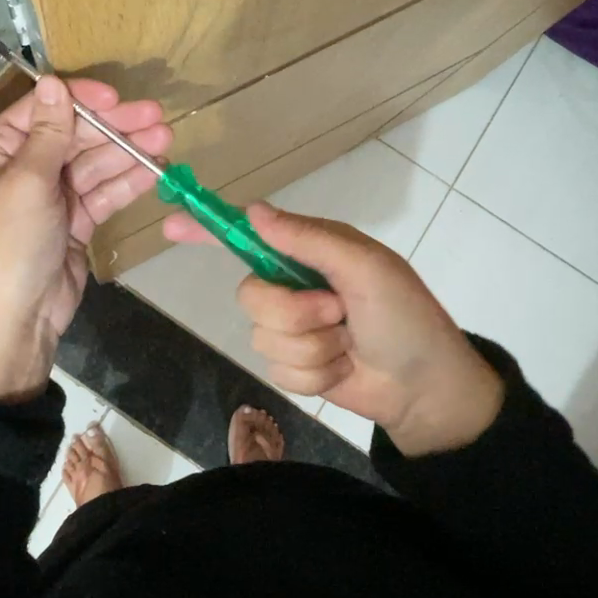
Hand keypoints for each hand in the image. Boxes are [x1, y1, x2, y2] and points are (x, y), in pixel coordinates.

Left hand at [0, 75, 169, 402]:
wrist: (16, 321)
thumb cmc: (10, 245)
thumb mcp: (27, 184)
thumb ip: (48, 134)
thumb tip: (52, 80)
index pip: (41, 111)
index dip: (79, 99)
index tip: (116, 96)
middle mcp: (23, 169)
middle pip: (74, 136)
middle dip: (114, 127)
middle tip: (157, 117)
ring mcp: (51, 196)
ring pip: (94, 164)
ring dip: (128, 152)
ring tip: (166, 139)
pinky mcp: (75, 222)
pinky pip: (103, 193)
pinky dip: (127, 182)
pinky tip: (155, 170)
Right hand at [164, 204, 502, 455]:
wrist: (426, 387)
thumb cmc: (404, 316)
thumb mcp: (364, 266)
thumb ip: (307, 239)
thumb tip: (252, 210)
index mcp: (308, 252)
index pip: (248, 236)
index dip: (209, 231)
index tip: (171, 228)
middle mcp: (293, 286)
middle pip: (250, 296)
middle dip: (294, 313)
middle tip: (337, 313)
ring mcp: (294, 329)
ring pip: (264, 338)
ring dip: (312, 348)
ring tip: (347, 343)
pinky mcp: (295, 366)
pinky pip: (278, 371)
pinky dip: (314, 375)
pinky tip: (341, 369)